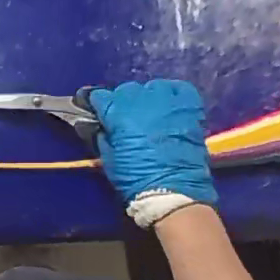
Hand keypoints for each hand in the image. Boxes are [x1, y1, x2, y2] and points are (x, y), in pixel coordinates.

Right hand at [87, 80, 217, 212]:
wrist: (173, 192)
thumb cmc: (134, 177)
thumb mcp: (108, 158)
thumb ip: (100, 135)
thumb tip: (90, 123)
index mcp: (119, 113)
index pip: (100, 96)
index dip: (95, 103)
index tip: (93, 109)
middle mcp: (142, 101)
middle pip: (126, 90)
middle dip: (120, 101)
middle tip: (121, 118)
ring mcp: (168, 102)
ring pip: (151, 87)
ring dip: (146, 98)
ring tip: (146, 113)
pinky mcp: (189, 108)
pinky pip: (180, 89)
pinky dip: (172, 93)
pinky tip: (168, 104)